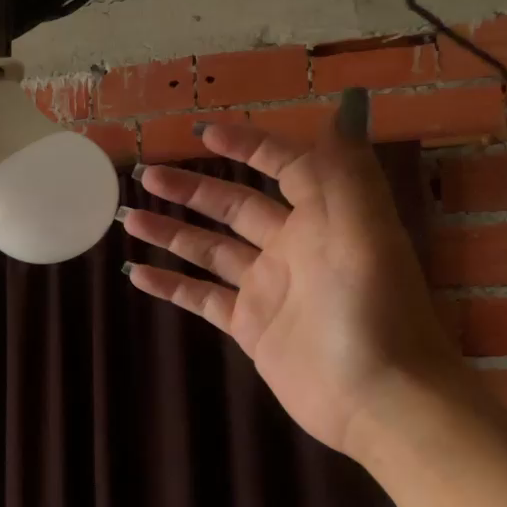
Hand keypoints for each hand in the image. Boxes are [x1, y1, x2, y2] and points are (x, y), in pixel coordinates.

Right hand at [120, 93, 467, 454]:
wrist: (379, 399)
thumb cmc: (373, 312)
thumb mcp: (366, 234)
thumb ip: (345, 173)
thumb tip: (346, 108)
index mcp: (325, 219)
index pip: (284, 168)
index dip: (248, 147)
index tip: (203, 133)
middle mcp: (293, 247)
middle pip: (233, 207)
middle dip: (190, 189)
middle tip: (145, 175)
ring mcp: (268, 289)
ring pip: (209, 250)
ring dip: (170, 232)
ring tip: (128, 216)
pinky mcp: (250, 326)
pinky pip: (201, 297)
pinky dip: (170, 285)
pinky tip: (137, 273)